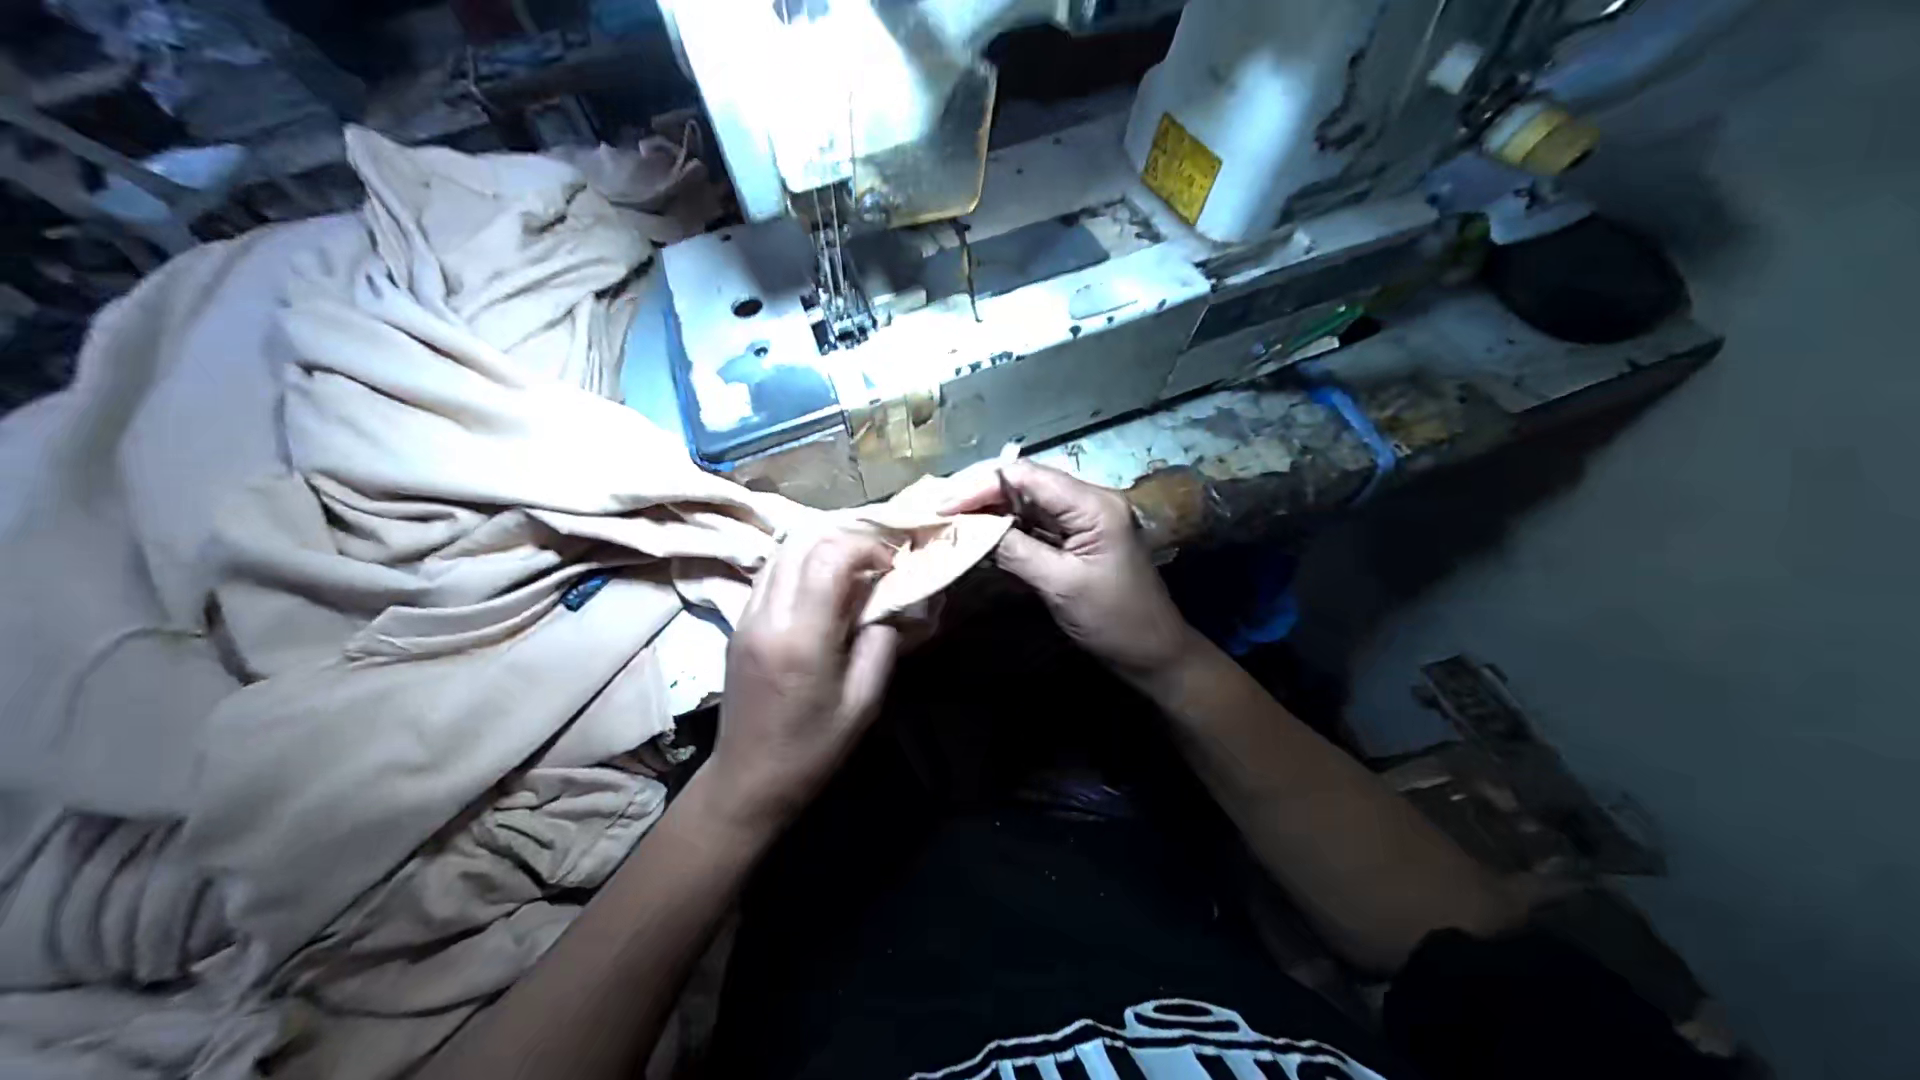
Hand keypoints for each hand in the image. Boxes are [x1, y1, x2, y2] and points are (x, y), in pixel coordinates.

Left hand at [706, 531, 901, 831]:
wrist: (748, 778)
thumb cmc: (813, 747)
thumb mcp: (864, 702)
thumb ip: (881, 645)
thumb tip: (886, 606)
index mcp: (801, 638)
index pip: (829, 557)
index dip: (866, 548)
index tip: (890, 566)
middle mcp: (767, 616)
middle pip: (801, 541)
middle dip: (844, 540)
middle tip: (873, 562)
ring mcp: (745, 616)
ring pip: (781, 550)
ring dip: (819, 547)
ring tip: (849, 570)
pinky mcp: (737, 622)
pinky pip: (769, 572)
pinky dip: (799, 564)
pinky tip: (820, 587)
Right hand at [942, 461, 1199, 680]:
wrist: (1153, 654)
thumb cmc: (1114, 621)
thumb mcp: (1061, 585)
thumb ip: (1015, 551)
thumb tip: (969, 528)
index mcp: (1093, 504)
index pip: (1026, 475)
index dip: (980, 485)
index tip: (942, 504)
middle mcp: (1087, 502)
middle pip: (1023, 483)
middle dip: (979, 494)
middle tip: (938, 510)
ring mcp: (1081, 520)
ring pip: (1024, 503)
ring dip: (987, 510)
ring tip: (948, 520)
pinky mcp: (1073, 540)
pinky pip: (1032, 525)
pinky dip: (1003, 529)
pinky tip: (976, 535)